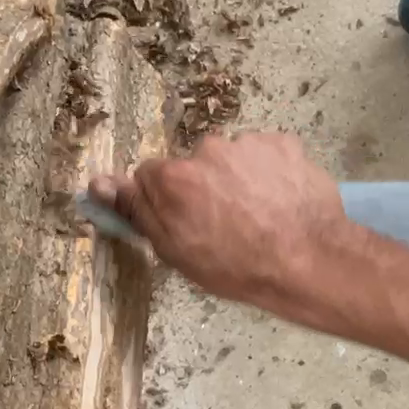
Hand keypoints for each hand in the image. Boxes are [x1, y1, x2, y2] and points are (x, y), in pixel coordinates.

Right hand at [89, 133, 363, 318]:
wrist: (310, 261)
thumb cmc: (236, 266)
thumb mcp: (174, 250)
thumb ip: (136, 210)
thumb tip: (98, 182)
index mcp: (174, 176)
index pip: (151, 176)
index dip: (166, 201)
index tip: (184, 223)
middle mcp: (207, 148)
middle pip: (193, 165)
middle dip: (203, 187)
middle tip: (226, 223)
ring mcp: (249, 143)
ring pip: (230, 159)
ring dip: (237, 179)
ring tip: (259, 216)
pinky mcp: (284, 143)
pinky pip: (265, 154)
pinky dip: (269, 172)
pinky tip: (280, 202)